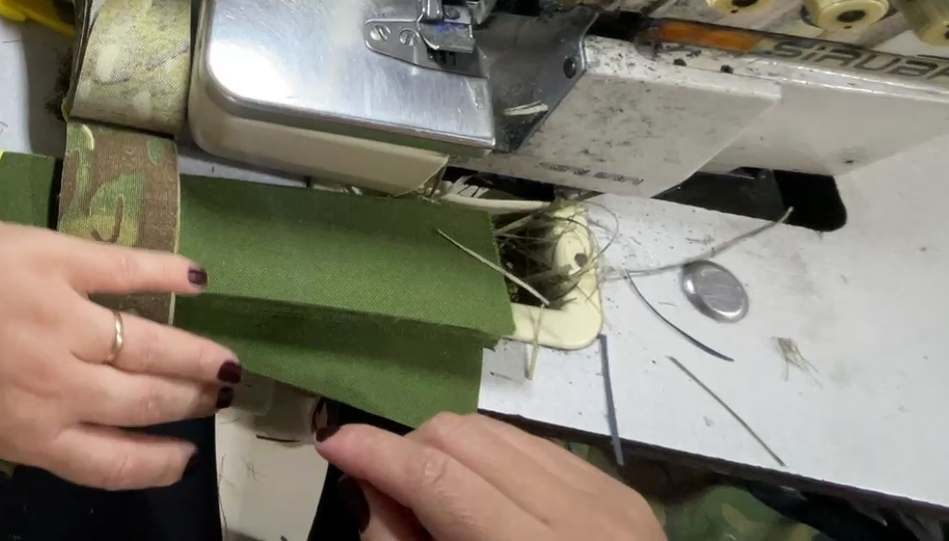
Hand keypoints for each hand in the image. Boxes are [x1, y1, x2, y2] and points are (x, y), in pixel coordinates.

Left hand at [0, 215, 240, 489]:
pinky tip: (198, 276)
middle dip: (191, 402)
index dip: (160, 462)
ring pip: (151, 345)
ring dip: (196, 355)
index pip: (116, 461)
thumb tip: (75, 401)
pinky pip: (125, 269)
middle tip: (221, 394)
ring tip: (227, 359)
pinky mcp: (54, 260)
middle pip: (145, 402)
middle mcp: (58, 386)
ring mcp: (61, 320)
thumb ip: (23, 413)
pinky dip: (165, 271)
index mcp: (29, 432)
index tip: (188, 455)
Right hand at [318, 414, 664, 540]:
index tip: (329, 445)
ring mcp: (610, 499)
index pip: (438, 478)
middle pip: (458, 436)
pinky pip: (524, 440)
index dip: (375, 453)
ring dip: (441, 448)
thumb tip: (372, 484)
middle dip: (406, 451)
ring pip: (487, 427)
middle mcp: (585, 520)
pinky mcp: (619, 490)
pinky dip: (485, 456)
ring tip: (434, 495)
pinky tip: (481, 494)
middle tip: (388, 493)